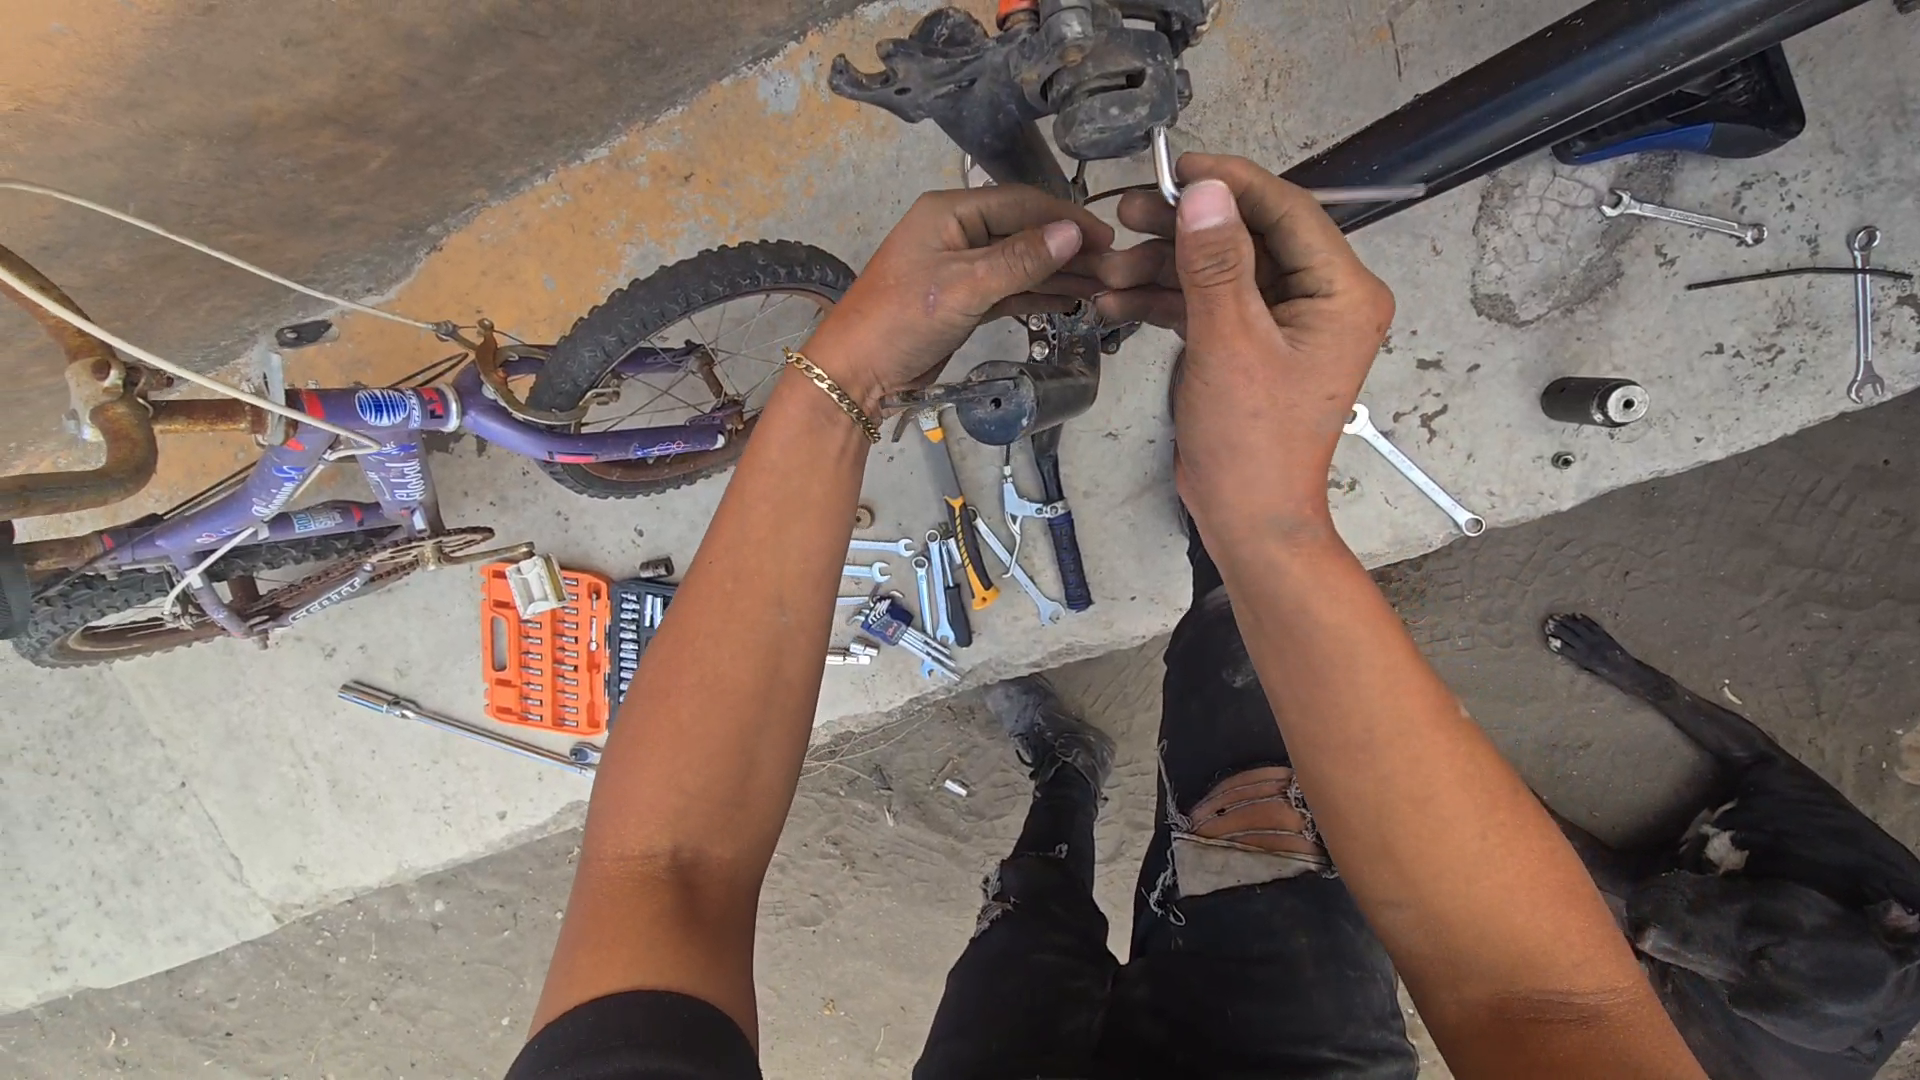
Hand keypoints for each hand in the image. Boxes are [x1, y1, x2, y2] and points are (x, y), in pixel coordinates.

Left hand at [804, 186, 1113, 411]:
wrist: (858, 372)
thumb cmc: (903, 320)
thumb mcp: (965, 286)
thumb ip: (1020, 260)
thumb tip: (1073, 234)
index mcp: (951, 212)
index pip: (1021, 204)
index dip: (1066, 220)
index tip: (1107, 238)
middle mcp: (957, 232)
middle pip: (1024, 233)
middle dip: (1067, 250)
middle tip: (1113, 268)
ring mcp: (960, 268)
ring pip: (1019, 265)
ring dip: (1057, 275)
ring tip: (1102, 286)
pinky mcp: (963, 301)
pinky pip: (1008, 290)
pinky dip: (1036, 295)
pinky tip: (1069, 300)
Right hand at [1084, 155, 1393, 541]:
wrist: (1246, 515)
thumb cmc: (1251, 443)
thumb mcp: (1229, 345)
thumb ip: (1216, 264)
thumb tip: (1206, 193)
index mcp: (1340, 292)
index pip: (1286, 212)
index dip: (1230, 184)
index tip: (1176, 169)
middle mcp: (1318, 300)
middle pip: (1246, 240)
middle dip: (1183, 230)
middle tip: (1129, 215)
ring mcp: (1281, 324)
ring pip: (1219, 273)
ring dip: (1164, 271)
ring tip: (1110, 270)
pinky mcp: (1248, 346)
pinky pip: (1208, 307)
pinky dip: (1167, 304)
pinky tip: (1120, 301)